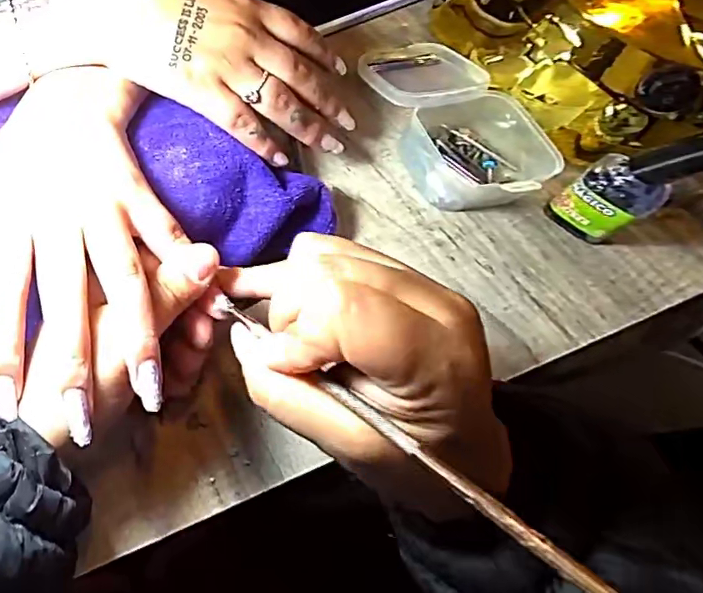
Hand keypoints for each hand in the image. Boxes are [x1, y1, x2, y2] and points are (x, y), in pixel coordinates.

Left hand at [0, 67, 195, 441]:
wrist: (63, 96)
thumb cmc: (15, 151)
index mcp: (12, 219)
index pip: (4, 293)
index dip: (4, 348)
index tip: (9, 400)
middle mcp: (55, 217)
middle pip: (65, 297)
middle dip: (73, 361)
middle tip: (79, 419)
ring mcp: (98, 203)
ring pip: (122, 275)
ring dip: (138, 331)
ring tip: (149, 386)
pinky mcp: (134, 188)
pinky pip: (161, 229)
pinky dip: (181, 265)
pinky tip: (202, 303)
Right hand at [35, 0, 353, 166]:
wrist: (119, 6)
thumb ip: (229, 7)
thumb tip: (240, 22)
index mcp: (249, 7)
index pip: (302, 34)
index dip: (324, 56)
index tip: (339, 72)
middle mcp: (248, 37)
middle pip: (301, 74)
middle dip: (329, 102)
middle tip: (349, 123)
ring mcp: (227, 65)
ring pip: (281, 101)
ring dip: (310, 126)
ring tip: (329, 144)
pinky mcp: (201, 90)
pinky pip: (243, 121)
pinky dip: (265, 142)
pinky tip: (280, 156)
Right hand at [222, 234, 510, 519]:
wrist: (458, 440)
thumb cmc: (416, 455)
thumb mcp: (345, 446)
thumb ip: (281, 393)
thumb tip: (244, 338)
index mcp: (433, 358)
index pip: (344, 306)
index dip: (297, 331)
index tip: (285, 363)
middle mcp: (429, 303)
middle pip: (320, 273)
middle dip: (286, 313)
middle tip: (291, 354)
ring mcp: (412, 277)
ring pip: (314, 254)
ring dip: (286, 290)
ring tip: (293, 330)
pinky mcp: (389, 264)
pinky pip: (321, 248)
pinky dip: (294, 274)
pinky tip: (293, 302)